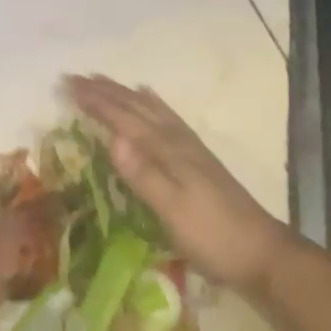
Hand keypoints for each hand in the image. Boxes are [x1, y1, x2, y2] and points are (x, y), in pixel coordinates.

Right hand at [66, 74, 295, 290]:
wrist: (262, 253)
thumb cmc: (212, 236)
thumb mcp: (173, 212)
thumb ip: (143, 175)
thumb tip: (112, 137)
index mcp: (167, 150)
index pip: (124, 119)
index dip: (96, 102)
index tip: (68, 85)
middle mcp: (176, 140)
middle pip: (135, 107)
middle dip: (104, 91)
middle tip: (74, 77)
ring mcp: (189, 147)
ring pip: (150, 108)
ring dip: (123, 93)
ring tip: (102, 80)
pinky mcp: (197, 157)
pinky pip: (166, 117)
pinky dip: (151, 103)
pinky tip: (148, 99)